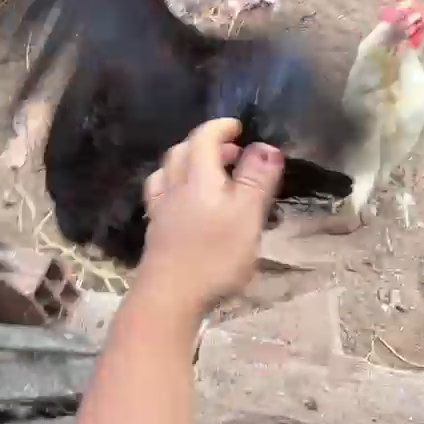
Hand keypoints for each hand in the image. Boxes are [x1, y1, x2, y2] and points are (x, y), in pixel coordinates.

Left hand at [137, 118, 282, 312]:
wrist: (170, 296)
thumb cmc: (215, 256)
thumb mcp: (247, 216)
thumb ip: (257, 180)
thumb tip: (266, 146)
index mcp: (199, 178)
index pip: (204, 139)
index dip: (220, 128)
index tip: (238, 127)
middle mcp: (175, 188)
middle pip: (183, 152)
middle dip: (206, 144)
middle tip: (231, 153)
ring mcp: (162, 211)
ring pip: (168, 173)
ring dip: (186, 163)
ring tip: (206, 173)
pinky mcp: (157, 233)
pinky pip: (161, 197)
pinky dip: (174, 188)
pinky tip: (181, 202)